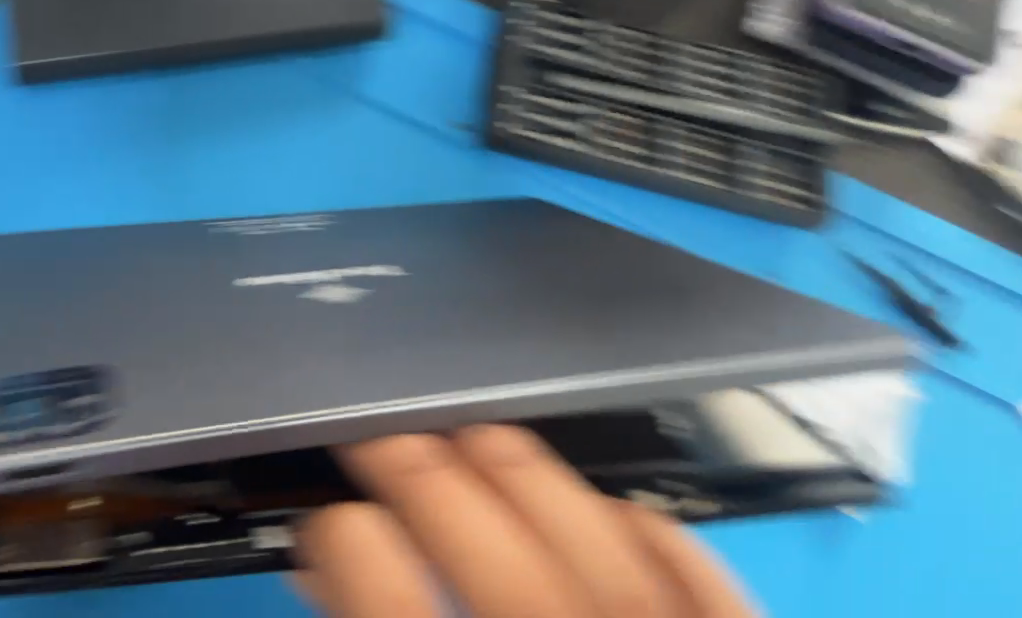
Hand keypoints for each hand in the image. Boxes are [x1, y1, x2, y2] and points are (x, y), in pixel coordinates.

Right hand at [296, 426, 759, 617]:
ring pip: (575, 525)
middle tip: (380, 442)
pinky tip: (606, 508)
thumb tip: (328, 573)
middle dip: (408, 467)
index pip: (373, 580)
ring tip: (468, 440)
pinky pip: (694, 576)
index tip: (329, 526)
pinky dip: (649, 533)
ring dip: (512, 470)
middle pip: (467, 529)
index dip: (339, 538)